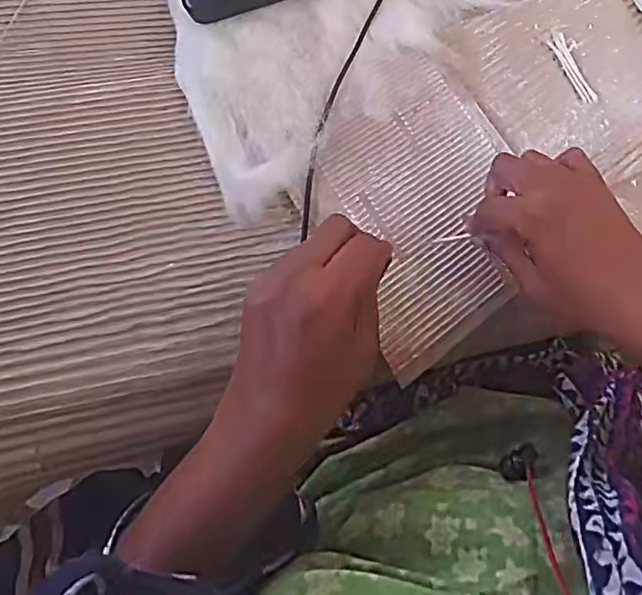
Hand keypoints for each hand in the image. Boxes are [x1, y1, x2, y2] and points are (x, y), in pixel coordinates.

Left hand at [215, 214, 391, 449]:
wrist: (264, 416)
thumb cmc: (323, 393)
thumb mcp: (364, 347)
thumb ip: (369, 295)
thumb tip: (374, 262)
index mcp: (328, 296)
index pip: (364, 244)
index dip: (380, 250)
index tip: (384, 264)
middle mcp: (297, 276)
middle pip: (336, 226)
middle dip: (356, 241)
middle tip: (362, 269)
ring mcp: (272, 277)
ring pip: (314, 239)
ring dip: (331, 253)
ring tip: (334, 291)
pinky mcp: (257, 283)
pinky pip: (294, 259)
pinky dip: (310, 268)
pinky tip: (309, 302)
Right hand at [466, 148, 641, 350]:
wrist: (641, 298)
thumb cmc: (587, 299)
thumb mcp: (534, 286)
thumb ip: (506, 254)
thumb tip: (490, 236)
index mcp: (530, 214)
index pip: (488, 208)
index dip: (477, 222)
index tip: (478, 233)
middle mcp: (549, 187)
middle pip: (503, 167)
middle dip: (494, 189)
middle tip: (498, 215)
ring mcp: (574, 180)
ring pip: (531, 157)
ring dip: (521, 177)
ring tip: (526, 204)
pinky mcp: (595, 183)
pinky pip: (567, 158)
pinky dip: (556, 168)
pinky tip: (557, 192)